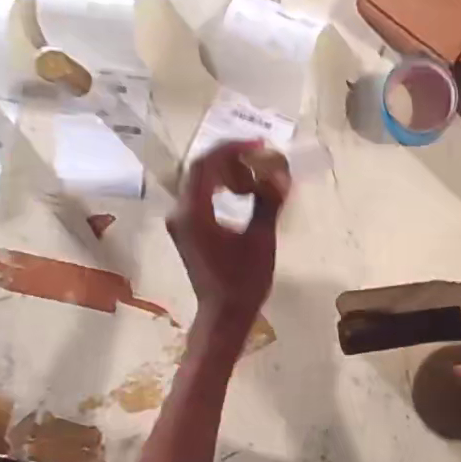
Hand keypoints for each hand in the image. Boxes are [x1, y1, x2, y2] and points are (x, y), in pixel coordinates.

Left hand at [169, 141, 289, 334]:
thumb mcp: (260, 239)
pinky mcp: (187, 230)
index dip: (233, 149)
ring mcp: (181, 221)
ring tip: (257, 180)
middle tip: (262, 162)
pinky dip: (223, 189)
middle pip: (202, 169)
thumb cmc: (243, 281)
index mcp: (194, 212)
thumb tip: (280, 174)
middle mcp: (180, 212)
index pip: (207, 164)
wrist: (224, 314)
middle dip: (233, 161)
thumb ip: (268, 200)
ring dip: (229, 174)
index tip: (259, 146)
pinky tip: (245, 195)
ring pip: (201, 182)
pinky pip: (202, 196)